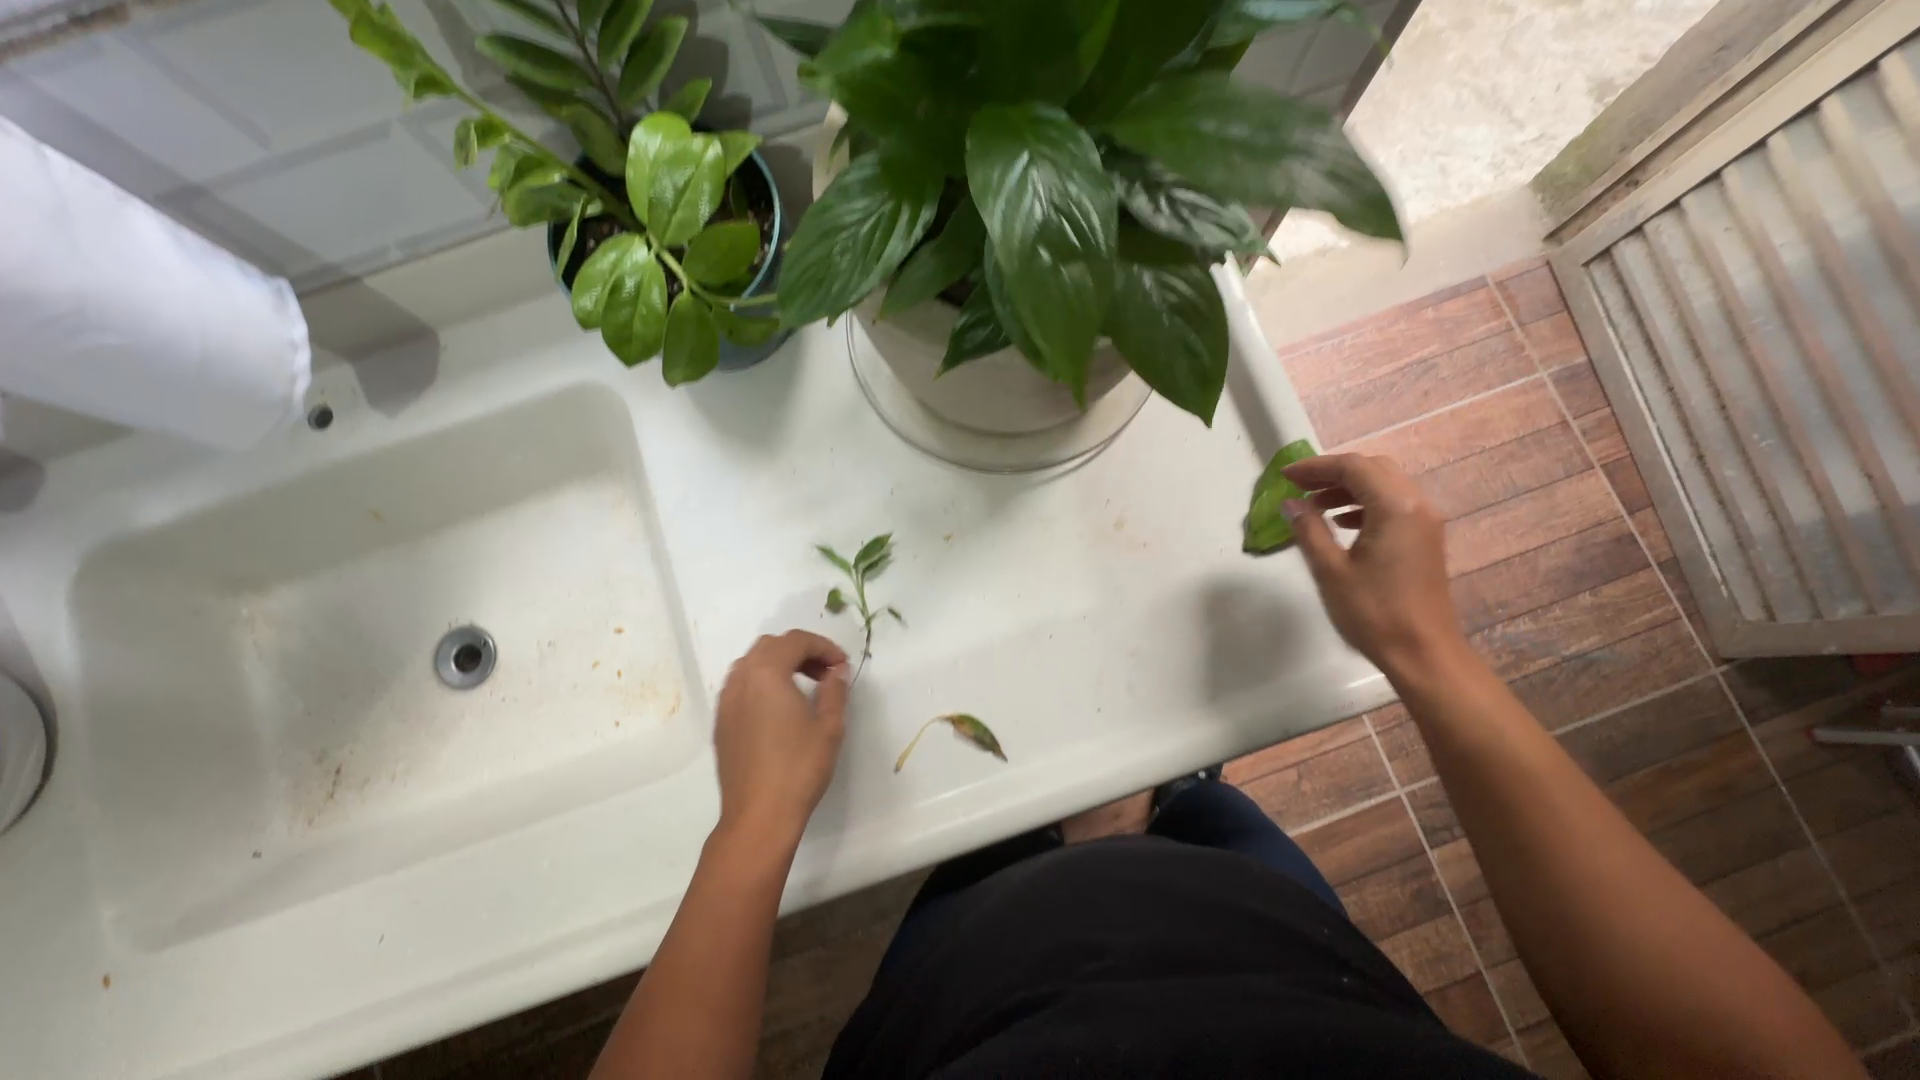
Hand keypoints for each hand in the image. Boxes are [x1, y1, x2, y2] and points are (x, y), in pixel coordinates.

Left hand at [712, 631, 849, 844]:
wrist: (758, 815)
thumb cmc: (798, 769)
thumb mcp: (829, 727)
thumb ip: (834, 691)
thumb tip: (837, 672)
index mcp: (766, 674)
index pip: (795, 641)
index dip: (823, 646)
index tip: (843, 665)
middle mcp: (740, 680)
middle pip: (770, 646)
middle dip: (800, 651)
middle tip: (826, 673)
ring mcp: (725, 702)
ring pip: (751, 664)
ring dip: (779, 665)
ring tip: (805, 687)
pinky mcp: (721, 723)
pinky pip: (741, 686)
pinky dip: (762, 683)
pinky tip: (781, 708)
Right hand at [1282, 453, 1468, 678]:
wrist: (1423, 652)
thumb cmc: (1373, 612)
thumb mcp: (1330, 570)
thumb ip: (1309, 530)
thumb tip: (1291, 503)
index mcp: (1395, 507)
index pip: (1353, 468)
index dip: (1316, 466)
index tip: (1286, 476)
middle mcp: (1417, 505)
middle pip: (1374, 469)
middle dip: (1334, 472)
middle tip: (1299, 486)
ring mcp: (1426, 522)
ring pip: (1386, 485)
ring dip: (1350, 488)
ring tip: (1316, 505)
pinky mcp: (1426, 539)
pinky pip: (1395, 505)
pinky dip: (1367, 504)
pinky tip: (1344, 523)